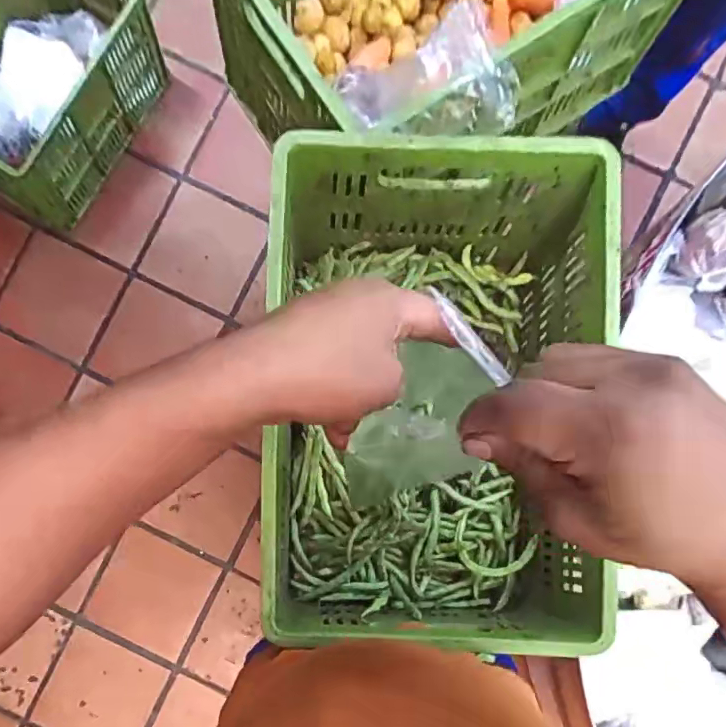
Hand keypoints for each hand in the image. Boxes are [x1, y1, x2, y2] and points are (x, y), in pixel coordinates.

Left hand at [222, 278, 445, 430]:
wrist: (255, 376)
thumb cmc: (334, 375)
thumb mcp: (387, 384)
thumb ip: (400, 379)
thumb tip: (382, 377)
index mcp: (389, 299)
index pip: (437, 315)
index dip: (457, 337)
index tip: (470, 354)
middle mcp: (357, 296)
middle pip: (392, 339)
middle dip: (393, 377)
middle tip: (400, 404)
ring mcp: (323, 313)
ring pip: (358, 359)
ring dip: (360, 396)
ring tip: (351, 430)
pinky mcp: (298, 333)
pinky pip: (331, 364)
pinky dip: (334, 394)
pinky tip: (330, 429)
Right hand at [458, 345, 725, 593]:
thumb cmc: (661, 538)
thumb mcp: (576, 521)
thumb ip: (526, 471)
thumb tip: (484, 440)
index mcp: (607, 429)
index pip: (516, 402)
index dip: (480, 417)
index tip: (469, 441)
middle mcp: (631, 381)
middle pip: (536, 370)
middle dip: (513, 405)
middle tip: (518, 444)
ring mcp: (655, 364)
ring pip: (564, 356)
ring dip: (544, 388)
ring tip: (559, 430)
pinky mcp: (669, 362)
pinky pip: (599, 357)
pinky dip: (577, 381)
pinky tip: (593, 417)